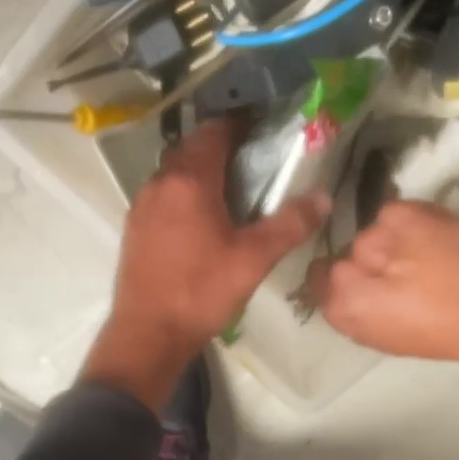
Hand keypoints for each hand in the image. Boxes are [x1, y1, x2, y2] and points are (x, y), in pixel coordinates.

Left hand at [81, 117, 327, 409]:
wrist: (149, 334)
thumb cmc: (202, 292)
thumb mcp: (253, 260)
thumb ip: (289, 225)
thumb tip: (323, 198)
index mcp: (190, 180)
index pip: (216, 131)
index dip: (240, 125)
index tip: (263, 130)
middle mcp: (160, 182)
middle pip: (192, 149)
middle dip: (221, 148)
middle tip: (252, 163)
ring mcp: (142, 206)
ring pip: (174, 174)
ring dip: (200, 174)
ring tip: (230, 193)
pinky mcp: (134, 230)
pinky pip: (163, 198)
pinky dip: (183, 197)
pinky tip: (200, 223)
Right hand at [320, 202, 458, 392]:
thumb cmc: (436, 335)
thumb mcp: (383, 337)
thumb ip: (356, 312)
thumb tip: (352, 294)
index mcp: (340, 303)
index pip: (317, 279)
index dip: (340, 281)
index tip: (364, 287)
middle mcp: (347, 265)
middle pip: (347, 254)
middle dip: (368, 262)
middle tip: (400, 276)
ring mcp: (375, 232)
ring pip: (373, 233)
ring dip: (390, 241)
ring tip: (423, 257)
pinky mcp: (403, 209)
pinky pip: (395, 213)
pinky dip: (409, 224)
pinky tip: (432, 239)